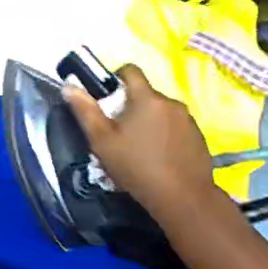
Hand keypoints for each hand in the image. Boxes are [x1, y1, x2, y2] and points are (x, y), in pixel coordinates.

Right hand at [63, 64, 217, 211]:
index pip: (131, 71)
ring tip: (138, 149)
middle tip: (118, 133)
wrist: (182, 197)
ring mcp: (188, 120)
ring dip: (148, 122)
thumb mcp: (102, 141)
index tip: (107, 98)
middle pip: (145, 95)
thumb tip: (69, 87)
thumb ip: (85, 111)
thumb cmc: (136, 166)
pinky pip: (176, 128)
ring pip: (161, 112)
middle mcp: (171, 103)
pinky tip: (158, 158)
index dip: (116, 78)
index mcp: (146, 99)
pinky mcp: (198, 137)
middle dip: (130, 107)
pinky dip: (165, 136)